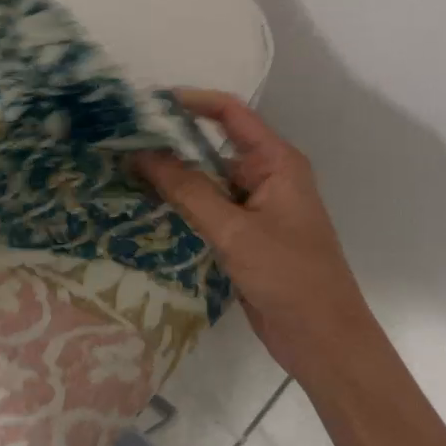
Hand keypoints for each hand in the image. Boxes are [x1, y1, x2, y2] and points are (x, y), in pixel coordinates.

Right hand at [136, 90, 378, 381]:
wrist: (325, 344)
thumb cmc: (290, 278)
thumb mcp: (233, 230)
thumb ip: (186, 189)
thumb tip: (139, 153)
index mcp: (276, 163)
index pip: (230, 113)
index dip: (190, 101)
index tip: (146, 103)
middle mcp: (265, 175)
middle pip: (211, 142)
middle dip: (169, 138)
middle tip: (121, 136)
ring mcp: (253, 205)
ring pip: (203, 175)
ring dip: (169, 171)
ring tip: (122, 164)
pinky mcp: (242, 232)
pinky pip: (204, 203)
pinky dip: (177, 198)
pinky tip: (144, 199)